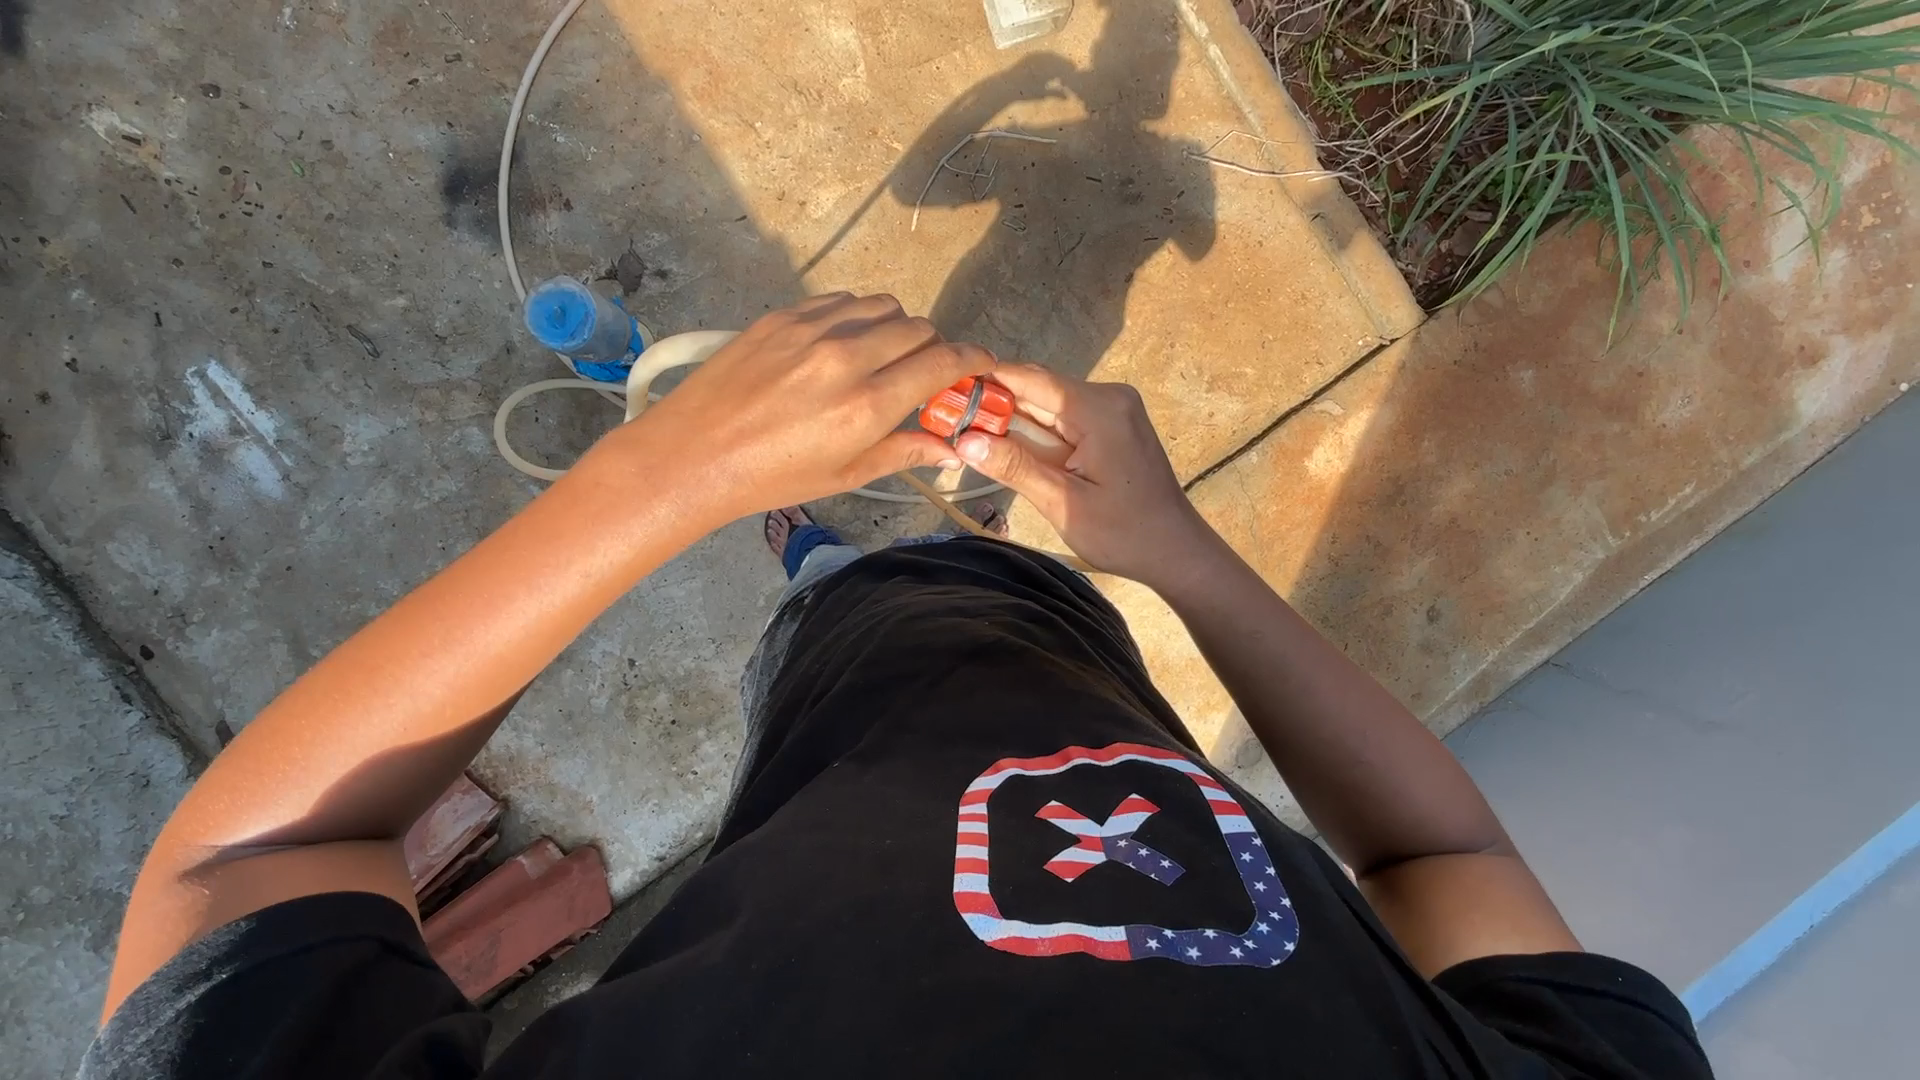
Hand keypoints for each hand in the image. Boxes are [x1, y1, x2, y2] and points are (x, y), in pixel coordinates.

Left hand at [587, 293, 993, 527]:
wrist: (693, 455)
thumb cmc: (773, 477)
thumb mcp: (845, 474)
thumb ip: (905, 451)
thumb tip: (954, 448)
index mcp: (868, 404)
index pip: (942, 362)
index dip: (972, 359)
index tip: (981, 365)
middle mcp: (847, 357)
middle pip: (918, 328)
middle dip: (933, 348)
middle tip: (922, 373)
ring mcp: (812, 329)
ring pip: (883, 306)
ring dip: (896, 327)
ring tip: (882, 355)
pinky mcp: (783, 315)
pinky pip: (841, 300)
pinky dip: (857, 316)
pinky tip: (843, 342)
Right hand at [953, 365, 1219, 589]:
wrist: (1176, 551)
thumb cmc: (1124, 533)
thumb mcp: (1062, 502)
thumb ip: (1014, 466)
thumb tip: (963, 439)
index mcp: (1098, 408)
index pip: (1029, 379)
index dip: (985, 382)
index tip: (943, 392)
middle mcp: (1108, 396)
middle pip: (1037, 390)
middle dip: (996, 408)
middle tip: (948, 424)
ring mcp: (1113, 409)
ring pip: (1048, 406)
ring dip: (1014, 424)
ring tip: (970, 440)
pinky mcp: (1113, 425)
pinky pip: (1064, 419)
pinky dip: (1038, 434)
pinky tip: (1011, 451)